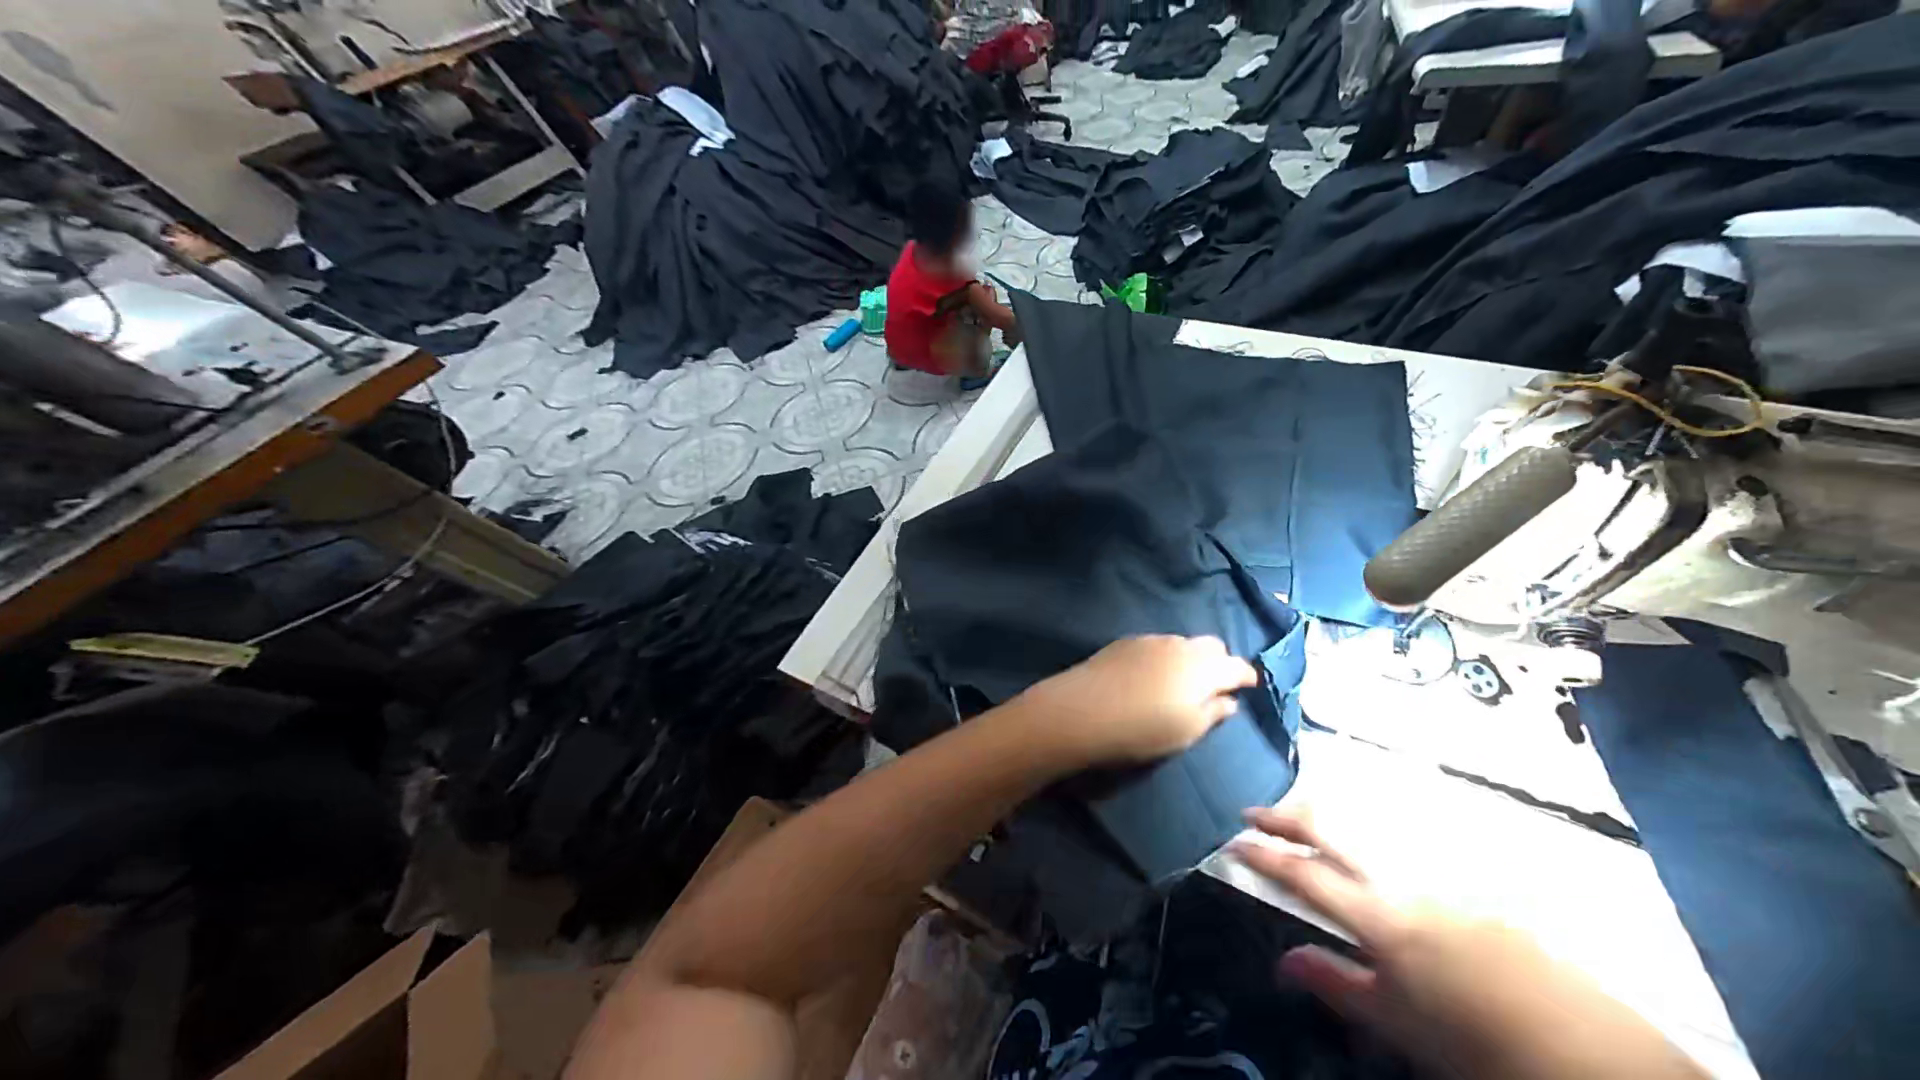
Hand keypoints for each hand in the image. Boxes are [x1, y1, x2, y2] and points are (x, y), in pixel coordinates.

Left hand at [1014, 635, 1257, 765]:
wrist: (1081, 710)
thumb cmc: (1142, 729)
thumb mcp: (1186, 730)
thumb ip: (1213, 712)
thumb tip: (1229, 700)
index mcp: (1204, 667)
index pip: (1237, 665)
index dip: (1245, 677)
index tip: (1247, 688)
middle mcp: (1181, 645)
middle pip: (1212, 646)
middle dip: (1219, 662)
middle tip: (1213, 686)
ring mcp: (1151, 639)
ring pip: (1182, 643)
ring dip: (1189, 658)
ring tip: (1180, 682)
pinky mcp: (1125, 642)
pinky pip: (1157, 644)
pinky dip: (1164, 656)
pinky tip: (1151, 676)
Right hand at [1234, 809, 1706, 1079]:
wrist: (1594, 1057)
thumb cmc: (1479, 1047)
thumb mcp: (1398, 1025)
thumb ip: (1335, 983)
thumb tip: (1283, 960)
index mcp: (1381, 919)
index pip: (1305, 875)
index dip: (1265, 856)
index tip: (1234, 842)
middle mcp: (1406, 885)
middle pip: (1334, 830)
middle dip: (1288, 816)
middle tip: (1255, 814)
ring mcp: (1442, 882)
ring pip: (1370, 832)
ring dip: (1327, 824)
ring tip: (1301, 828)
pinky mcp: (1470, 892)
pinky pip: (1403, 852)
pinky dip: (1367, 845)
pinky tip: (1365, 860)